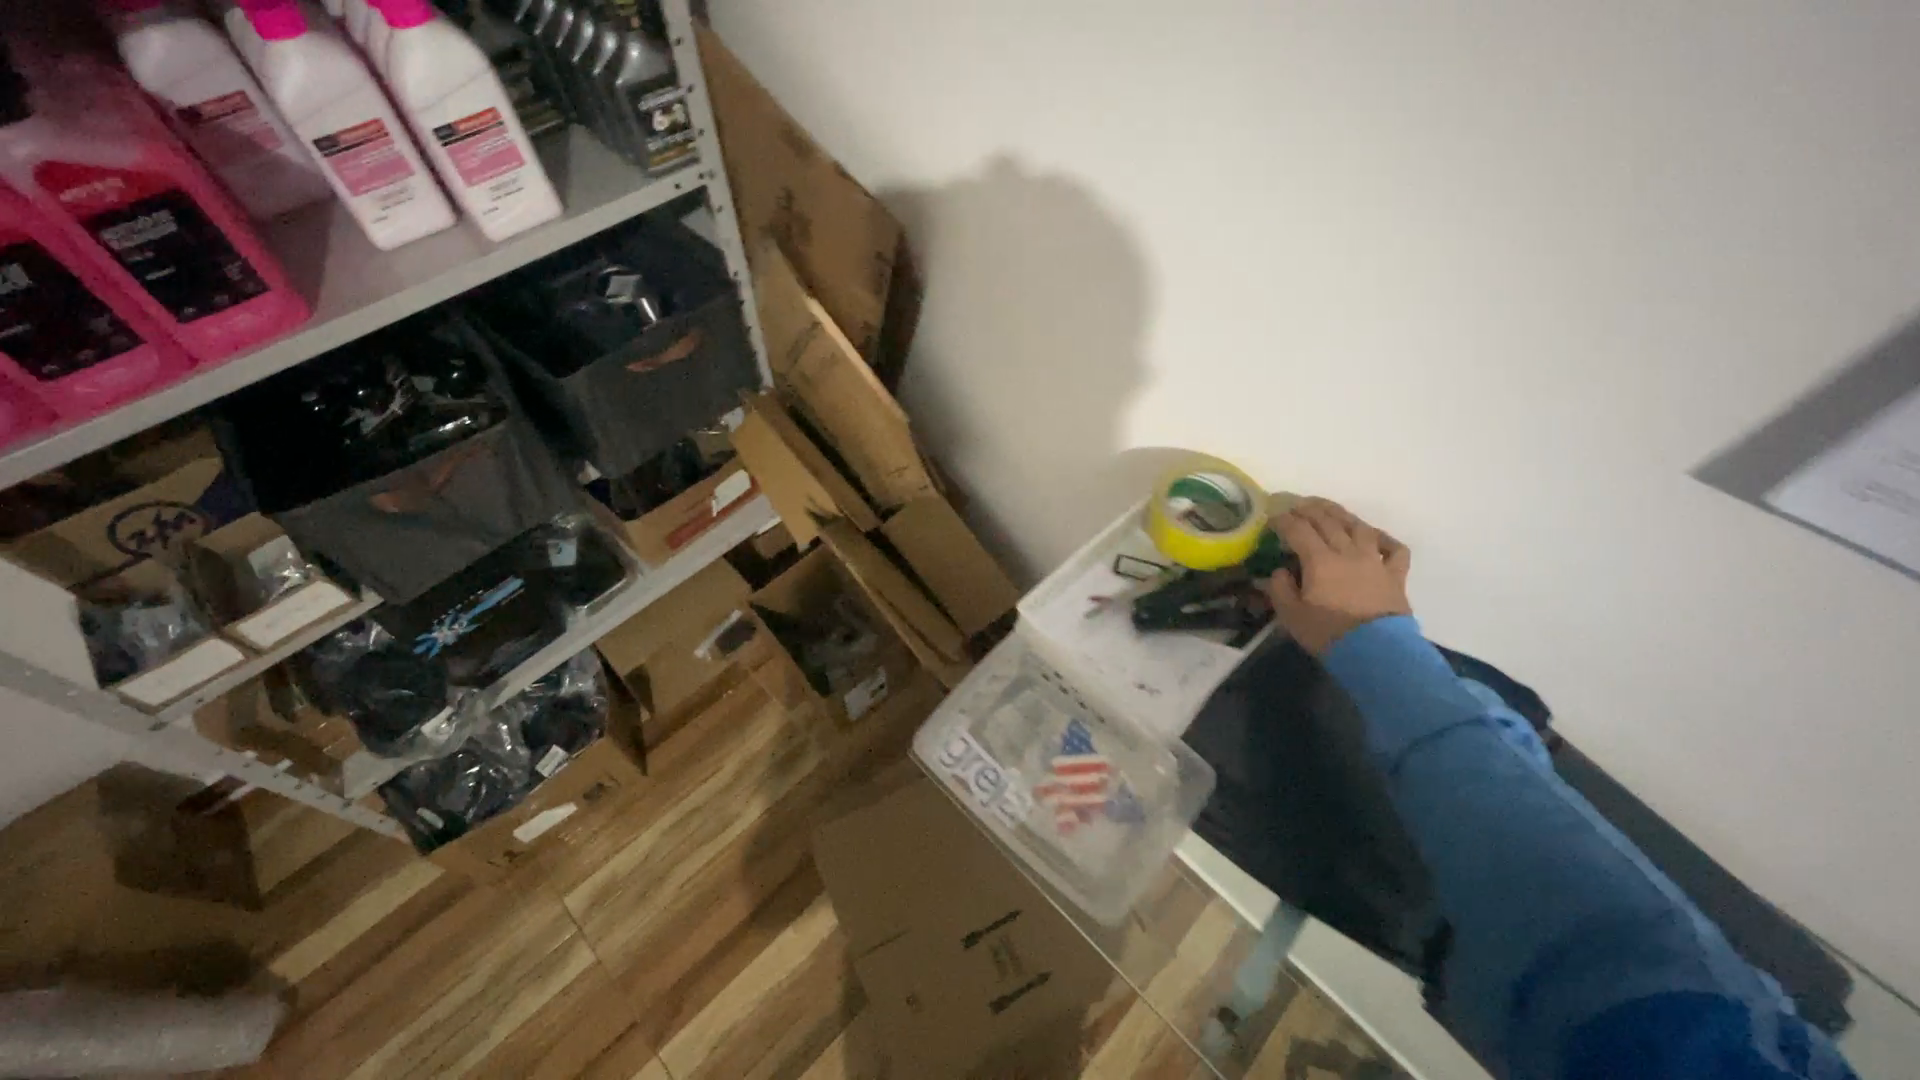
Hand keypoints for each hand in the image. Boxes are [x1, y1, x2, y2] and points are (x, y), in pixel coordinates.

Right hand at [1267, 497, 1412, 654]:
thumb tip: (1281, 571)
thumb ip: (1280, 589)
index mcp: (1320, 560)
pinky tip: (1374, 536)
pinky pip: (1394, 549)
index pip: (1298, 530)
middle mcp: (1347, 552)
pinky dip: (1384, 538)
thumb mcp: (1291, 616)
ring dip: (1342, 514)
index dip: (1283, 520)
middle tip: (1297, 505)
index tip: (1272, 517)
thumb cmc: (1329, 634)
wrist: (1377, 653)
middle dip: (1309, 509)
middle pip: (1327, 521)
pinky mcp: (1395, 575)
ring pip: (1358, 527)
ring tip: (1329, 509)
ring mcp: (1375, 561)